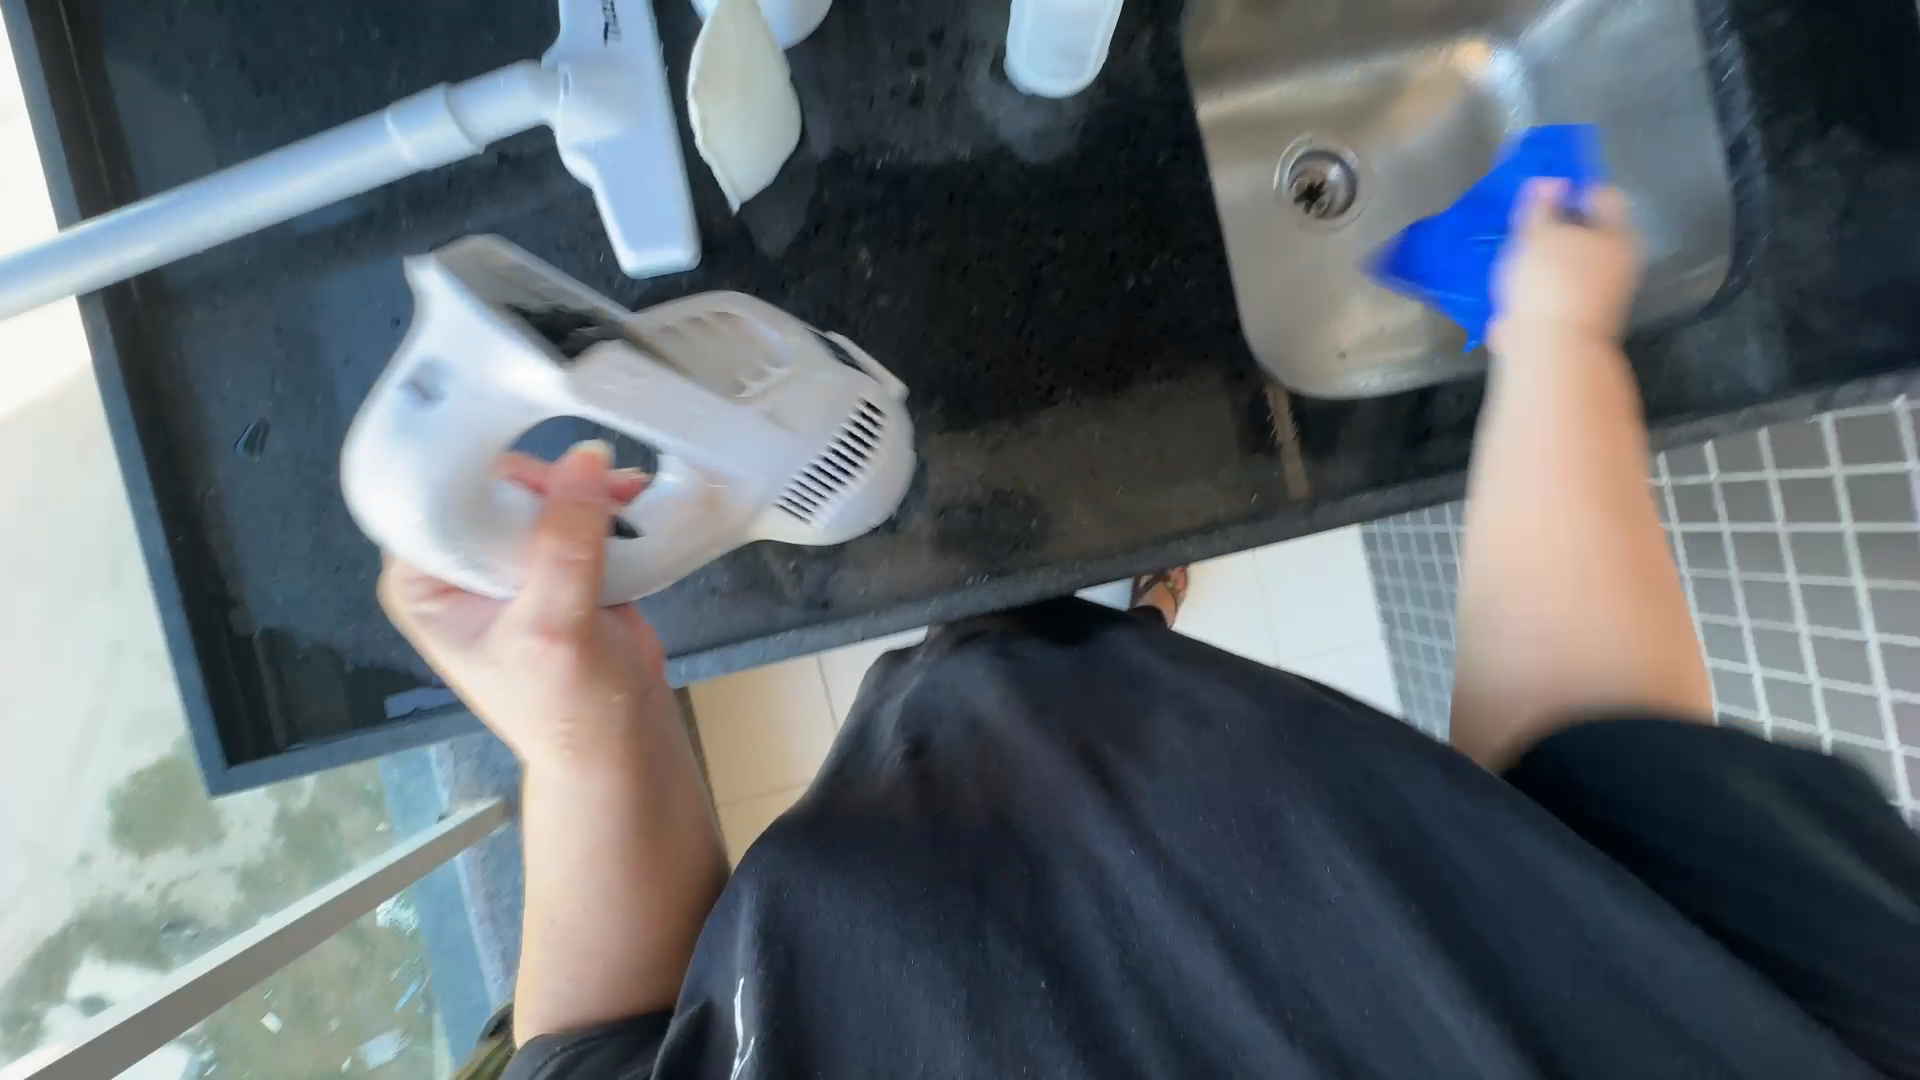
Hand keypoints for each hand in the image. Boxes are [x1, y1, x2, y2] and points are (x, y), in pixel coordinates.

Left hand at [378, 441, 671, 774]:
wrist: (620, 741)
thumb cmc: (566, 703)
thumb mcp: (555, 625)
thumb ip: (567, 542)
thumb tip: (590, 455)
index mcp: (427, 582)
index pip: (437, 498)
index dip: (489, 477)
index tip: (547, 476)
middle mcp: (462, 566)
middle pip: (498, 490)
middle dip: (552, 483)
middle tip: (599, 484)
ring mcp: (515, 565)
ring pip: (545, 497)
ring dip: (588, 490)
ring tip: (629, 492)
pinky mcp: (563, 567)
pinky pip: (579, 516)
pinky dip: (608, 505)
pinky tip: (634, 501)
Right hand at [1490, 179, 1642, 356]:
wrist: (1550, 348)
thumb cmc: (1549, 282)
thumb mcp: (1539, 236)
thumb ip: (1541, 208)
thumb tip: (1548, 182)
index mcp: (1616, 233)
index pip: (1601, 195)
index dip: (1571, 188)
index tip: (1540, 193)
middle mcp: (1617, 259)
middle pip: (1587, 232)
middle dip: (1557, 227)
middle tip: (1522, 228)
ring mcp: (1598, 292)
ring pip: (1569, 264)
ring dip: (1544, 260)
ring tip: (1511, 260)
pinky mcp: (1574, 317)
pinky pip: (1554, 292)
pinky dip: (1537, 288)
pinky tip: (1512, 290)